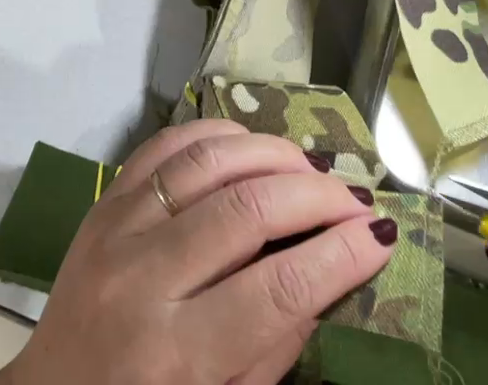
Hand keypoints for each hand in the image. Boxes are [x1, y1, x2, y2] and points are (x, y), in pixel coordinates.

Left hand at [0, 120, 394, 384]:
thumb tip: (334, 264)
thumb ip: (280, 339)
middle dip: (317, 196)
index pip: (276, 288)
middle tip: (356, 199)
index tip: (381, 233)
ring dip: (274, 154)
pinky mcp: (105, 199)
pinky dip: (219, 133)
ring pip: (209, 161)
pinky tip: (252, 147)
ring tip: (310, 169)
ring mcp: (116, 228)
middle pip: (246, 210)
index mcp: (173, 354)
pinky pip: (168, 144)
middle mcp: (141, 279)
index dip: (340, 254)